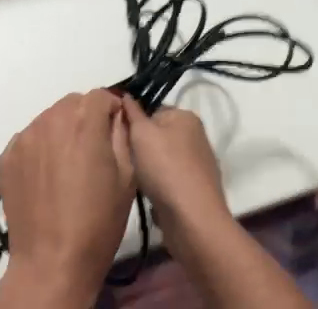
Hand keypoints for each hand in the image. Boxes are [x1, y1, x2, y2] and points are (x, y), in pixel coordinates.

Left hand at [0, 90, 135, 303]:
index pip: (100, 95)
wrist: (51, 261)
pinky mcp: (6, 156)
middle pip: (72, 103)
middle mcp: (50, 120)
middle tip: (91, 151)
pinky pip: (28, 140)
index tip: (114, 131)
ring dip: (61, 132)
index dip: (111, 110)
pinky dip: (39, 150)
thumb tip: (115, 116)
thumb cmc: (97, 222)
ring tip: (67, 167)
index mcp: (84, 123)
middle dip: (85, 117)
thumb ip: (121, 136)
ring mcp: (24, 137)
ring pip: (48, 119)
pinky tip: (46, 179)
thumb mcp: (126, 178)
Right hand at [119, 97, 231, 229]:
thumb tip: (127, 95)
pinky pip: (169, 182)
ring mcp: (198, 165)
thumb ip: (132, 112)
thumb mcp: (141, 133)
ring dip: (147, 170)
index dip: (133, 122)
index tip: (119, 136)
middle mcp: (196, 137)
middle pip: (157, 136)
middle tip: (125, 158)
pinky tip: (149, 196)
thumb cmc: (165, 168)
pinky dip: (158, 187)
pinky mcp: (196, 190)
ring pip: (161, 160)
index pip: (152, 110)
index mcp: (186, 117)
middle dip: (140, 148)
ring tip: (135, 180)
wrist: (193, 220)